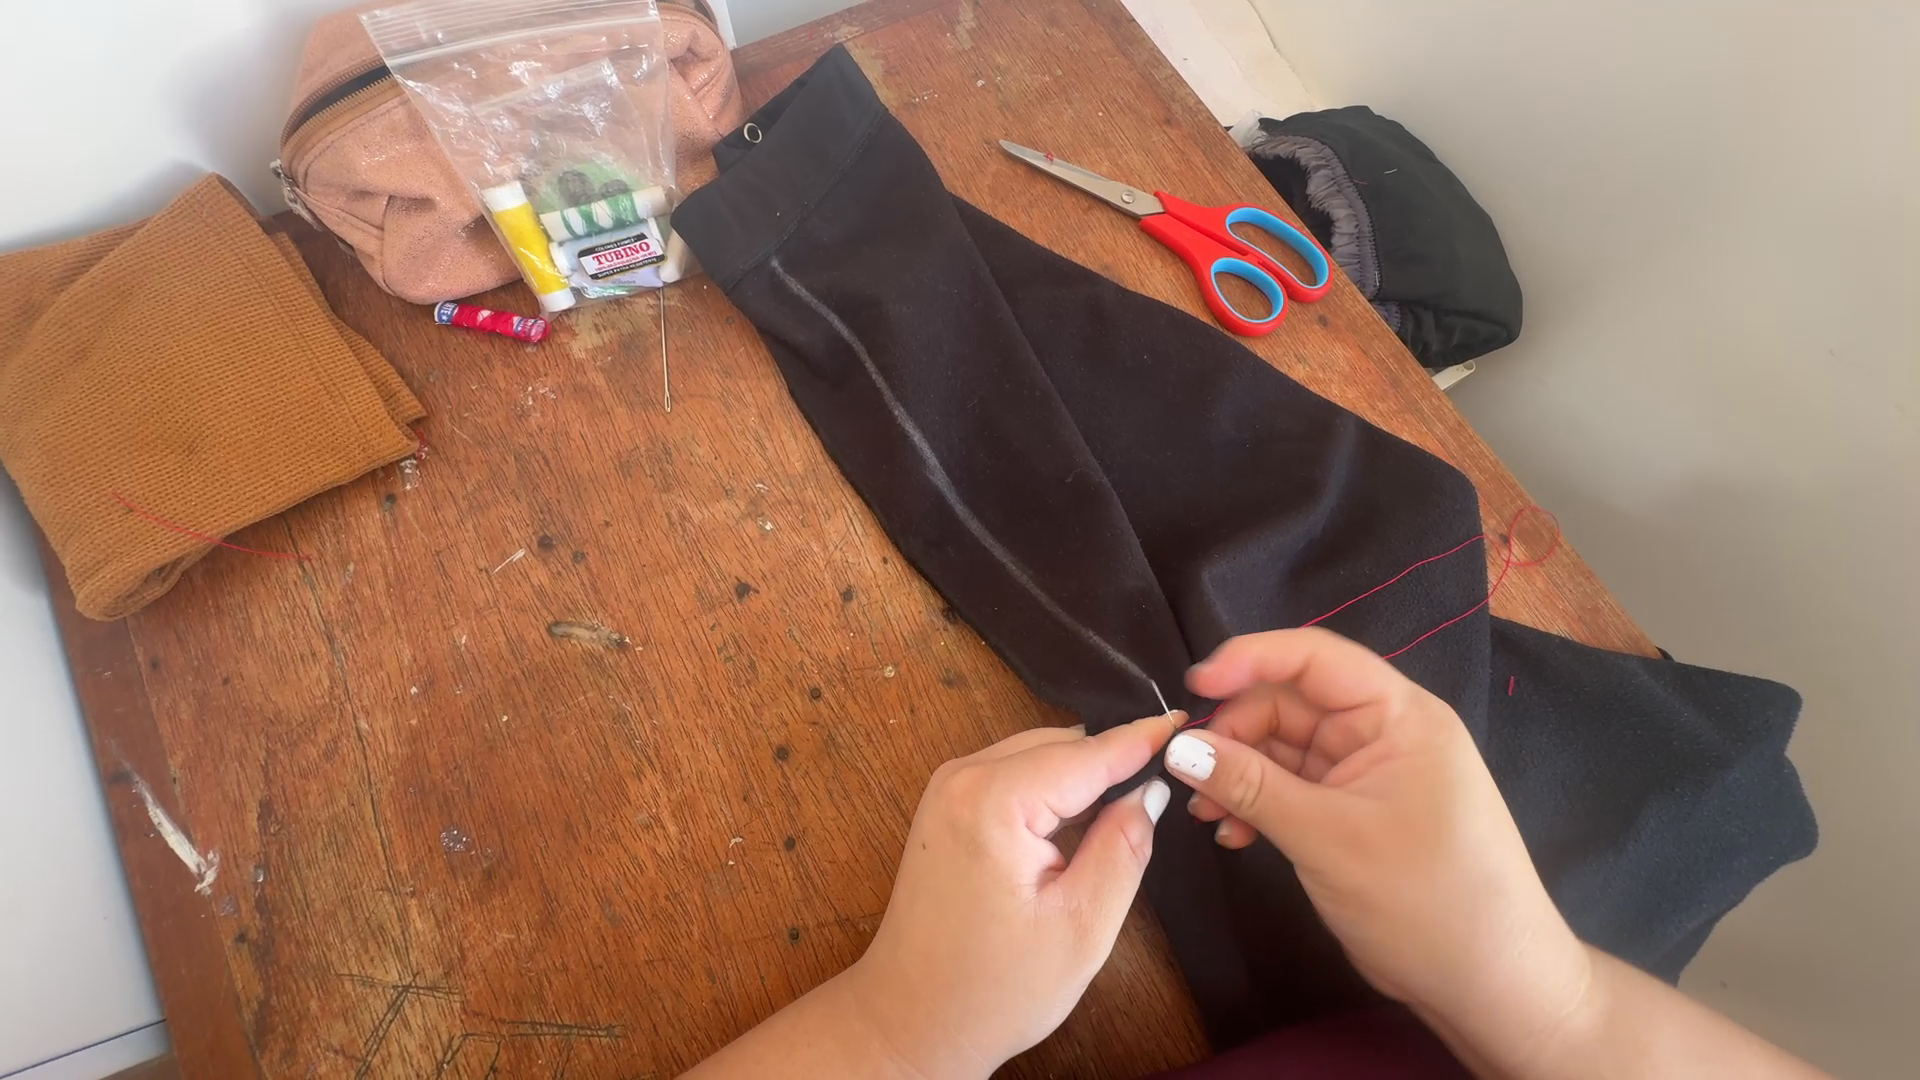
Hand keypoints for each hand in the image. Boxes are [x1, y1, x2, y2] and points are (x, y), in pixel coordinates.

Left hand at [845, 714, 1176, 1077]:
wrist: (910, 1018)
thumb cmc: (993, 989)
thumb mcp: (1080, 928)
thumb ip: (1122, 849)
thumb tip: (1148, 792)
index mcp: (993, 801)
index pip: (1084, 754)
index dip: (1138, 740)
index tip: (1183, 723)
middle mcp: (963, 775)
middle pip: (1058, 746)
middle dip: (1111, 757)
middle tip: (1166, 774)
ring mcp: (949, 784)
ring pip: (1037, 753)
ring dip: (1081, 771)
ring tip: (1129, 797)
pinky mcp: (947, 800)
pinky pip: (1014, 771)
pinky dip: (1051, 784)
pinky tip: (1078, 812)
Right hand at [1162, 629, 1591, 1060]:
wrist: (1492, 993)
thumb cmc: (1426, 901)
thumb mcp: (1327, 838)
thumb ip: (1247, 785)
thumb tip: (1177, 748)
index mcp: (1395, 715)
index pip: (1313, 658)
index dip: (1250, 658)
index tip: (1195, 684)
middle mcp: (1376, 730)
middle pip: (1284, 703)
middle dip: (1233, 735)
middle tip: (1190, 773)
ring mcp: (1359, 769)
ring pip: (1276, 746)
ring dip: (1234, 774)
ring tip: (1205, 813)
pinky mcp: (1344, 806)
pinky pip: (1282, 784)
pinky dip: (1252, 802)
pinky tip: (1233, 835)